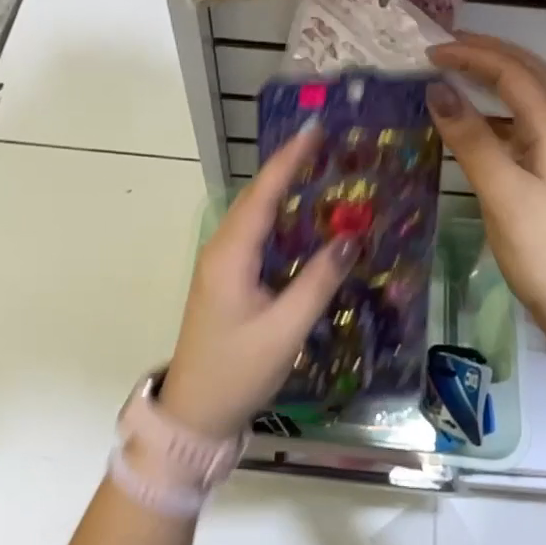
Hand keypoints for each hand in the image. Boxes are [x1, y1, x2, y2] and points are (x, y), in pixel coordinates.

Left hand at [159, 125, 354, 438]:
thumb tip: (349, 239)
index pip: (262, 195)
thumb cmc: (238, 371)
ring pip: (254, 216)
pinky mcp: (227, 280)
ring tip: (318, 169)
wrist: (196, 414)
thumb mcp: (285, 329)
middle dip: (288, 168)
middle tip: (324, 145)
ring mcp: (221, 265)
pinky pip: (255, 236)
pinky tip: (302, 220)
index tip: (313, 131)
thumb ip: (317, 282)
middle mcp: (222, 251)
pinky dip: (278, 218)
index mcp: (230, 256)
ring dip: (283, 191)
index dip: (288, 161)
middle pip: (256, 198)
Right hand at [424, 35, 545, 376]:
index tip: (430, 53)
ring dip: (495, 79)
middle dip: (489, 54)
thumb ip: (471, 139)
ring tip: (457, 75)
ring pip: (528, 99)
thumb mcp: (501, 192)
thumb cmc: (542, 250)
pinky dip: (496, 112)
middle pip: (529, 75)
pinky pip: (523, 126)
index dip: (472, 55)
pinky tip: (475, 128)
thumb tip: (437, 90)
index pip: (512, 72)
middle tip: (447, 48)